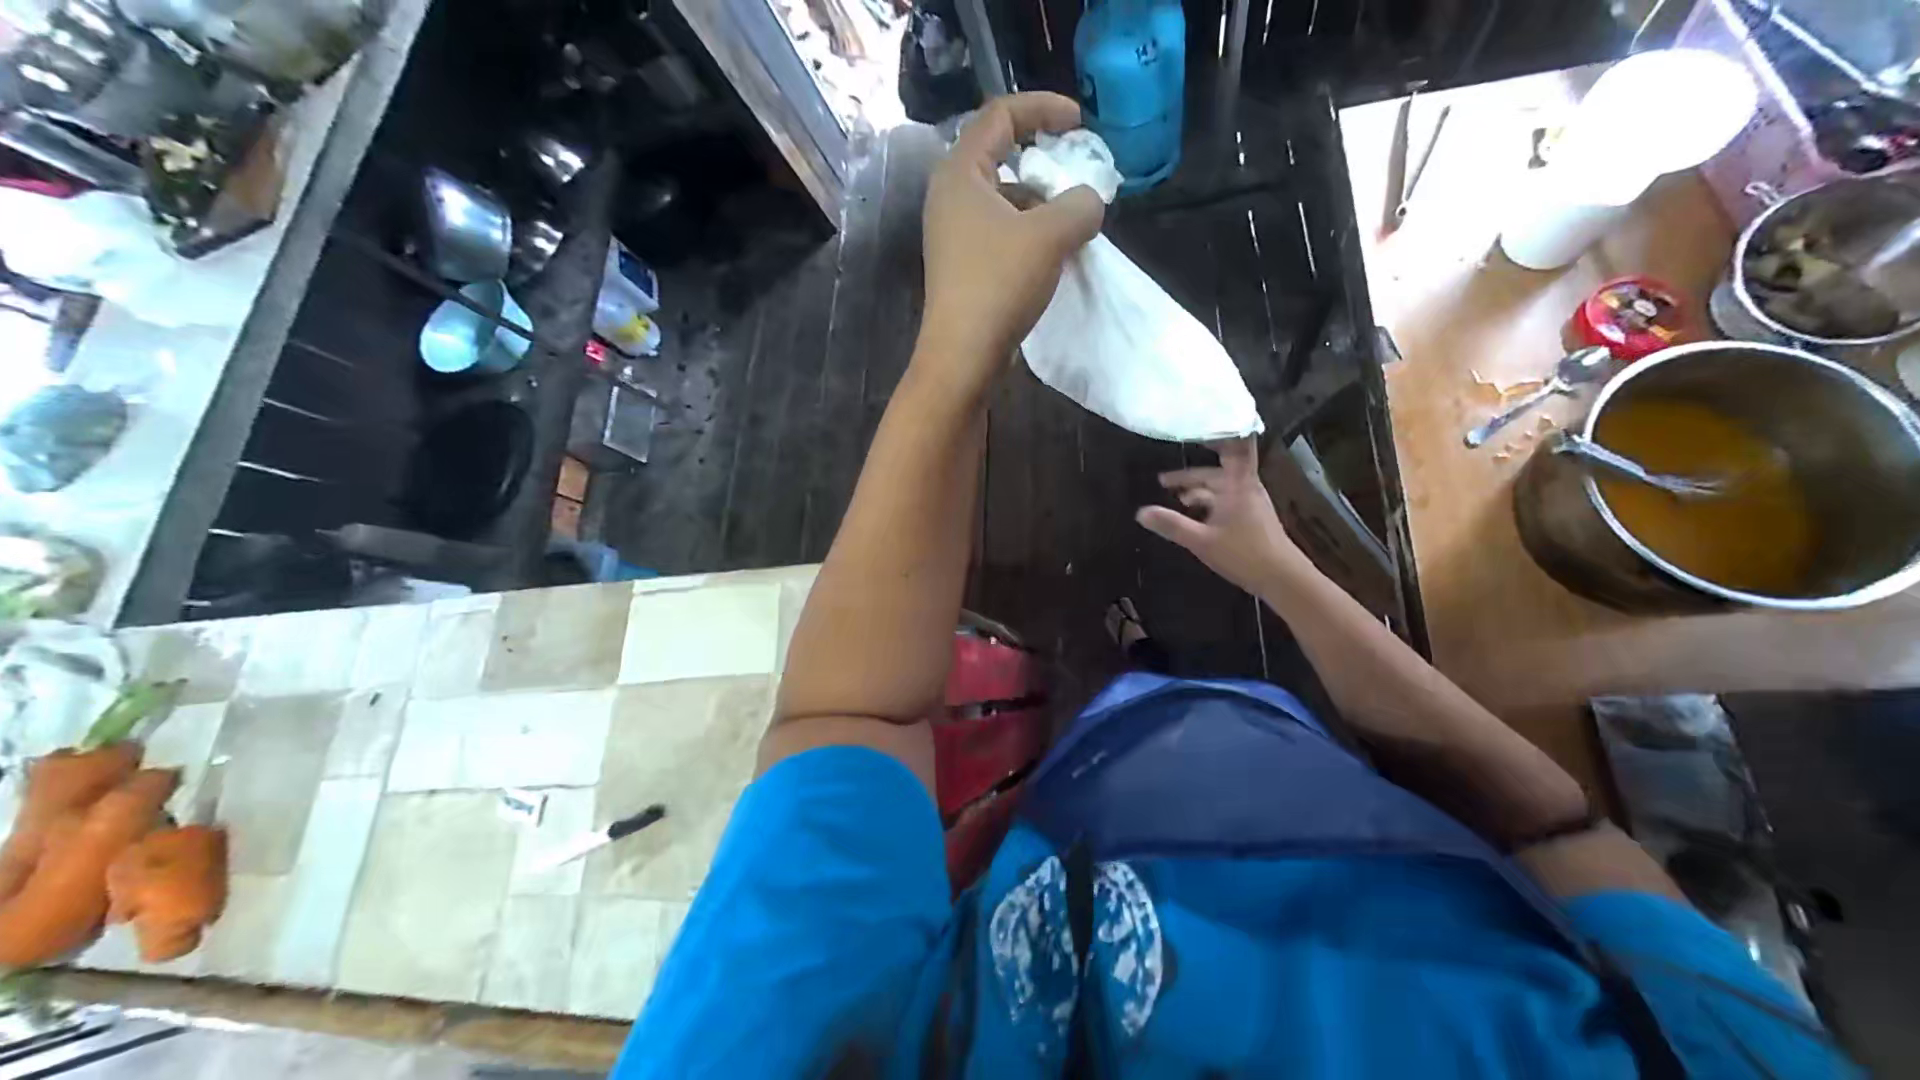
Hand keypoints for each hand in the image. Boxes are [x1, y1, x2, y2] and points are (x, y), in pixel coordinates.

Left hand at [918, 92, 1105, 394]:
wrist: (962, 355)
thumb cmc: (999, 284)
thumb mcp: (1051, 235)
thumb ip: (1081, 204)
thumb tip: (1089, 201)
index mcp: (960, 173)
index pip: (1000, 114)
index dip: (1043, 107)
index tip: (1080, 123)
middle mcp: (949, 196)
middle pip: (1001, 155)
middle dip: (1045, 161)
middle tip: (1077, 178)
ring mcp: (953, 233)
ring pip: (1003, 199)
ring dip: (1040, 203)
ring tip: (1072, 225)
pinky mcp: (961, 265)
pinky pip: (1000, 231)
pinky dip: (1028, 232)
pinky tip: (1052, 255)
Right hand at [1136, 438, 1309, 595]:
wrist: (1283, 579)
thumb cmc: (1244, 554)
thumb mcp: (1201, 541)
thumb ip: (1171, 525)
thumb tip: (1140, 512)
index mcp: (1238, 484)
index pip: (1236, 445)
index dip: (1222, 430)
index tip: (1202, 419)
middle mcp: (1246, 487)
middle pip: (1218, 470)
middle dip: (1190, 475)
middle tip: (1162, 481)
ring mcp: (1250, 502)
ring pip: (1220, 488)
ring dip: (1197, 491)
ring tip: (1174, 500)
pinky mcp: (1250, 517)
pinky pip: (1225, 501)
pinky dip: (1207, 504)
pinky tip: (1193, 517)